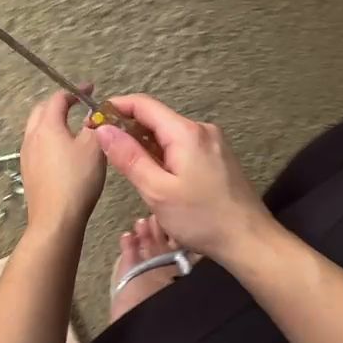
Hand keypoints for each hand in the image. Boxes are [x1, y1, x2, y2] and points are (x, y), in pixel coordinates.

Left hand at [19, 90, 105, 236]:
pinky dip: (50, 140)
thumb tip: (95, 116)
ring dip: (53, 122)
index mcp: (47, 126)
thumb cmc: (76, 179)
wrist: (55, 219)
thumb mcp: (94, 147)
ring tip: (73, 127)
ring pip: (37, 129)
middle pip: (42, 111)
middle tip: (78, 106)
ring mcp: (27, 156)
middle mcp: (31, 137)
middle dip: (59, 105)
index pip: (57, 98)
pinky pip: (38, 147)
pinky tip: (64, 153)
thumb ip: (96, 126)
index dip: (75, 92)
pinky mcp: (28, 172)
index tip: (91, 90)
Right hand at [95, 94, 274, 262]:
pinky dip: (165, 154)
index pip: (144, 104)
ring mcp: (213, 143)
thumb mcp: (157, 191)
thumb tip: (103, 129)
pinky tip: (158, 177)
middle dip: (130, 129)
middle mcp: (202, 129)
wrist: (248, 238)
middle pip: (158, 118)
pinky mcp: (218, 157)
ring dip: (147, 145)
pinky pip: (184, 146)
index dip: (116, 107)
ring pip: (170, 134)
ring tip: (131, 170)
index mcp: (186, 132)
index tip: (94, 120)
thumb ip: (129, 157)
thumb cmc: (201, 218)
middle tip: (108, 152)